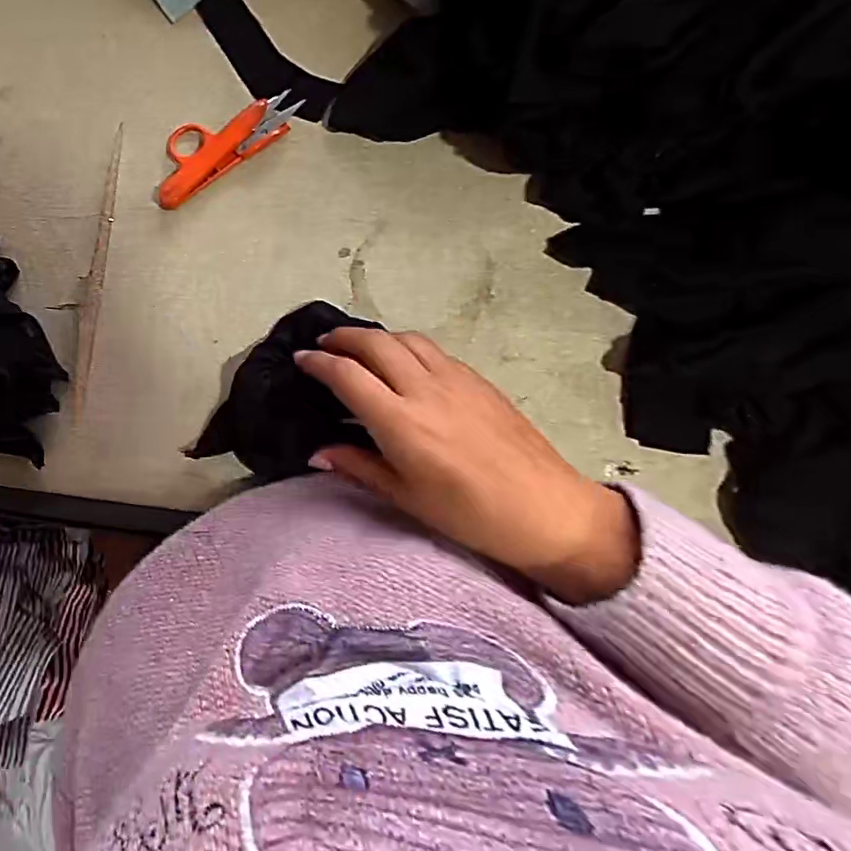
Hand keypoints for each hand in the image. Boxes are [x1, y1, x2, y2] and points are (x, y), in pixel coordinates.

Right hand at [296, 328, 638, 603]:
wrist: (548, 511)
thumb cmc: (470, 514)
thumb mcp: (405, 496)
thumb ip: (357, 466)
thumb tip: (317, 453)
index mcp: (401, 422)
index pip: (347, 375)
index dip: (318, 363)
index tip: (301, 360)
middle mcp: (425, 390)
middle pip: (374, 343)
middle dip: (342, 337)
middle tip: (324, 344)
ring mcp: (455, 380)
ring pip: (406, 338)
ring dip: (376, 336)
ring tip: (359, 347)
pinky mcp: (478, 380)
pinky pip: (433, 350)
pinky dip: (407, 346)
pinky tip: (404, 363)